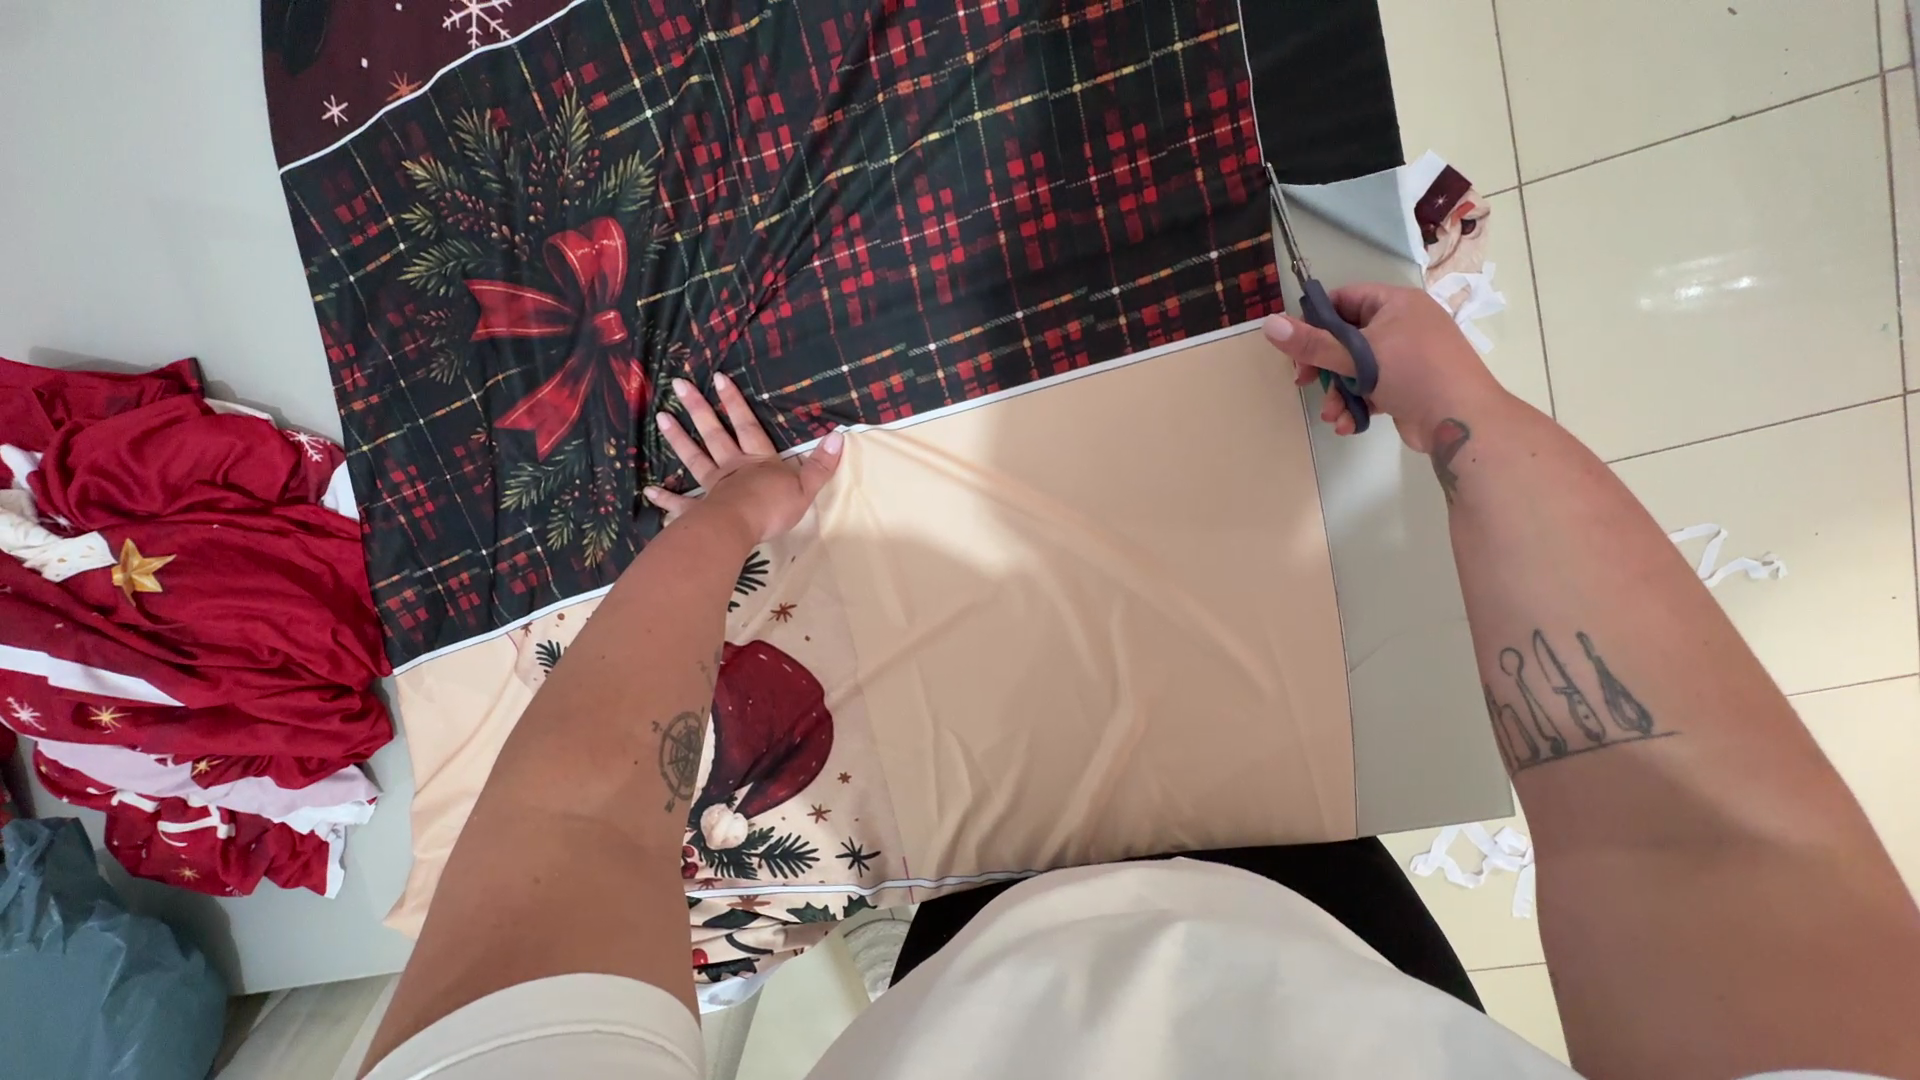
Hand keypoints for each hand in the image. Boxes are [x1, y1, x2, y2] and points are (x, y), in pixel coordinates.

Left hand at [645, 373, 843, 542]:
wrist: (741, 527)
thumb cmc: (773, 507)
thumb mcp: (806, 487)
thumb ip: (821, 465)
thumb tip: (838, 436)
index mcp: (759, 461)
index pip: (747, 426)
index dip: (734, 402)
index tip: (717, 377)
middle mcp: (733, 468)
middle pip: (715, 434)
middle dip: (699, 409)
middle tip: (678, 384)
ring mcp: (714, 488)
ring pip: (695, 458)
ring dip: (679, 439)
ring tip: (662, 418)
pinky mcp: (701, 511)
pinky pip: (682, 503)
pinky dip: (667, 498)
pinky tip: (651, 491)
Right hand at [1262, 283, 1508, 452]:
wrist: (1461, 419)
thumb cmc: (1412, 373)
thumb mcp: (1356, 356)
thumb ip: (1311, 343)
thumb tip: (1267, 324)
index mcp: (1396, 304)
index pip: (1344, 299)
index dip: (1316, 321)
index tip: (1297, 347)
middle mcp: (1403, 325)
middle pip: (1346, 338)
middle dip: (1324, 367)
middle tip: (1305, 382)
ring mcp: (1407, 356)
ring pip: (1356, 368)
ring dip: (1337, 393)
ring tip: (1331, 414)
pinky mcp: (1408, 385)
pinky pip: (1371, 388)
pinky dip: (1356, 404)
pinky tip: (1347, 423)